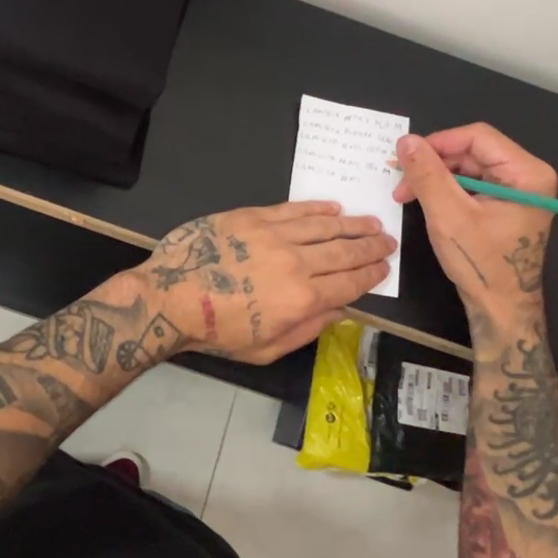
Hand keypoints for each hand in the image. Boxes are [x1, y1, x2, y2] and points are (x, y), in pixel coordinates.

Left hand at [128, 202, 395, 363]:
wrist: (171, 298)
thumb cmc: (216, 332)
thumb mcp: (267, 349)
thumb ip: (308, 329)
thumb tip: (338, 310)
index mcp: (303, 299)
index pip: (351, 282)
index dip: (372, 274)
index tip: (385, 267)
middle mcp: (296, 263)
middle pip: (344, 251)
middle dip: (370, 246)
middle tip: (386, 241)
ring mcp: (274, 235)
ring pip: (324, 225)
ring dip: (351, 224)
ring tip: (369, 221)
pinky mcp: (252, 217)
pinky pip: (293, 209)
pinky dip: (317, 208)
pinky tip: (332, 208)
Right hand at [392, 123, 555, 326]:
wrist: (501, 306)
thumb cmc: (480, 263)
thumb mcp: (448, 216)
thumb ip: (427, 175)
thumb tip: (405, 140)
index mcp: (527, 173)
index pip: (477, 137)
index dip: (437, 143)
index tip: (404, 160)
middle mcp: (528, 175)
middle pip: (472, 151)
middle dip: (433, 164)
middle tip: (401, 184)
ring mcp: (518, 189)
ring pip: (467, 166)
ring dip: (435, 177)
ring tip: (407, 196)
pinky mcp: (506, 203)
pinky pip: (471, 183)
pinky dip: (445, 189)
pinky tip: (425, 202)